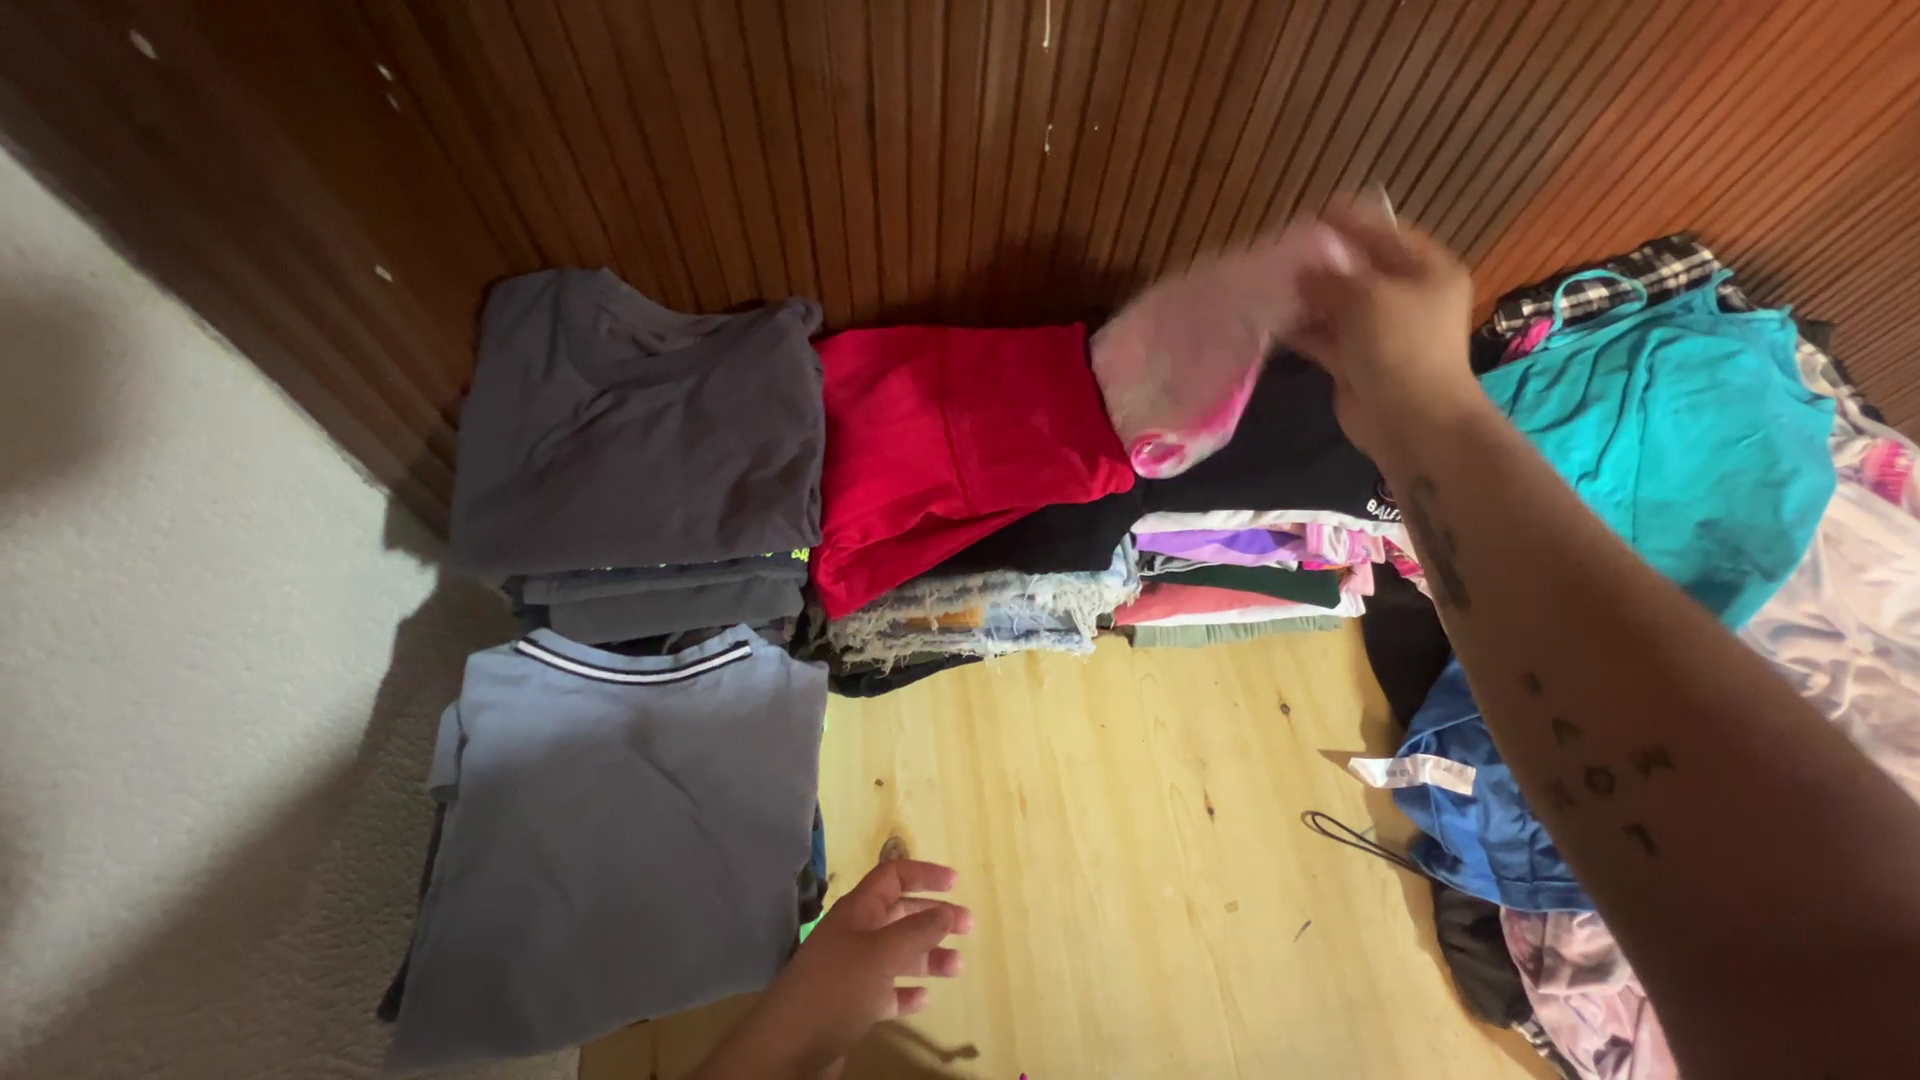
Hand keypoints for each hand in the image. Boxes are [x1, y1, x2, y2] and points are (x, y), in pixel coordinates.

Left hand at [694, 860, 971, 1078]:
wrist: (787, 1048)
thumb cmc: (836, 989)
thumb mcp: (881, 954)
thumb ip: (916, 931)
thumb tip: (946, 911)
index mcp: (858, 910)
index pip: (893, 876)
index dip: (923, 874)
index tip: (955, 883)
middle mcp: (854, 934)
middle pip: (899, 915)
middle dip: (933, 918)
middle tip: (968, 928)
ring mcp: (850, 970)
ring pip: (896, 955)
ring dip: (927, 957)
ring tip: (956, 968)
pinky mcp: (849, 1005)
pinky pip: (885, 991)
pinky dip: (906, 992)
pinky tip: (924, 998)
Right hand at [1284, 200, 1481, 460]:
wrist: (1410, 419)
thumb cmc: (1399, 346)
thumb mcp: (1366, 297)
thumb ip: (1331, 279)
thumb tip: (1303, 271)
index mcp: (1426, 271)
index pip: (1386, 235)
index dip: (1352, 224)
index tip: (1317, 212)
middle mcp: (1406, 298)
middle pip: (1360, 271)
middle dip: (1323, 264)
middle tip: (1284, 251)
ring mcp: (1381, 333)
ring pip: (1338, 306)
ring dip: (1307, 298)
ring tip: (1271, 284)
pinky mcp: (1356, 362)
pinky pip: (1325, 337)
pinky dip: (1303, 330)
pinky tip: (1274, 321)